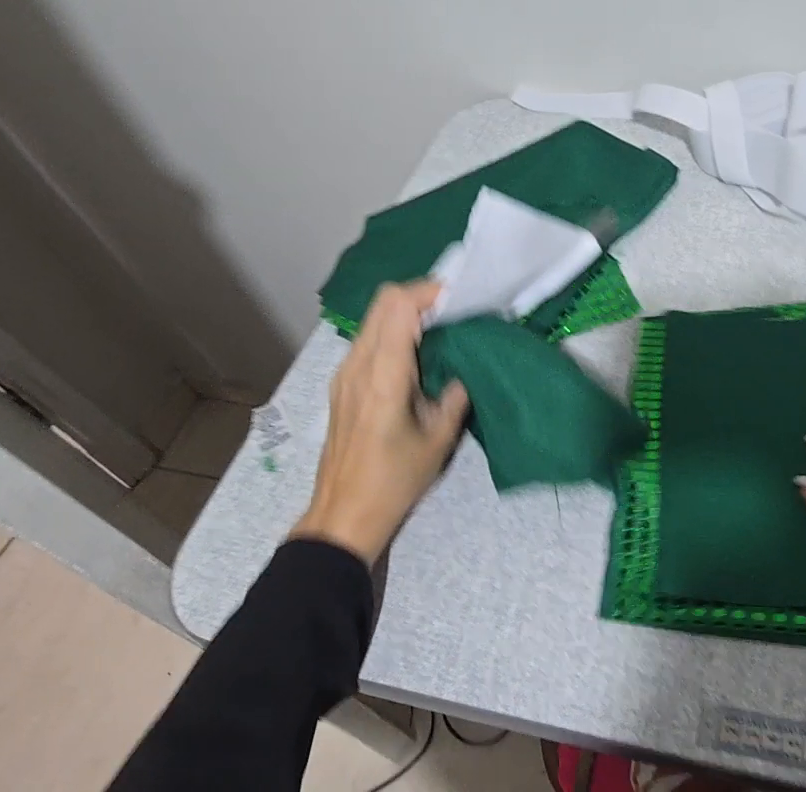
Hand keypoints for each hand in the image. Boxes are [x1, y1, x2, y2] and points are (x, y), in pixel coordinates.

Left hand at [291, 280, 469, 565]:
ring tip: (442, 329)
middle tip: (456, 309)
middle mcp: (358, 365)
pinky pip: (370, 339)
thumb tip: (462, 370)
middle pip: (384, 302)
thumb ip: (455, 397)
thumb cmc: (393, 482)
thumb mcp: (438, 441)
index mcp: (383, 375)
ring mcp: (345, 373)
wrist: (343, 516)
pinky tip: (418, 356)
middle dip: (422, 295)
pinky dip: (396, 332)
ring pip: (375, 318)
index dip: (431, 291)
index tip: (462, 299)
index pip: (399, 306)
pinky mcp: (343, 384)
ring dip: (408, 313)